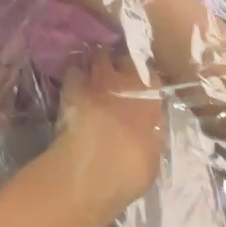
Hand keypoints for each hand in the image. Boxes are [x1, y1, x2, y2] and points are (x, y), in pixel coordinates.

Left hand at [53, 53, 166, 214]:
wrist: (92, 169)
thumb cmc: (130, 170)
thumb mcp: (152, 157)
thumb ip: (152, 137)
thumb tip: (150, 129)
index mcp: (152, 101)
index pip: (153, 79)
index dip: (144, 81)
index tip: (140, 87)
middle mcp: (128, 83)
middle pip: (127, 61)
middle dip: (122, 65)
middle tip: (116, 75)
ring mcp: (99, 81)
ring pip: (100, 57)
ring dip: (98, 60)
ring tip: (94, 67)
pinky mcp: (72, 86)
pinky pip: (74, 69)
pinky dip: (74, 71)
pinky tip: (73, 77)